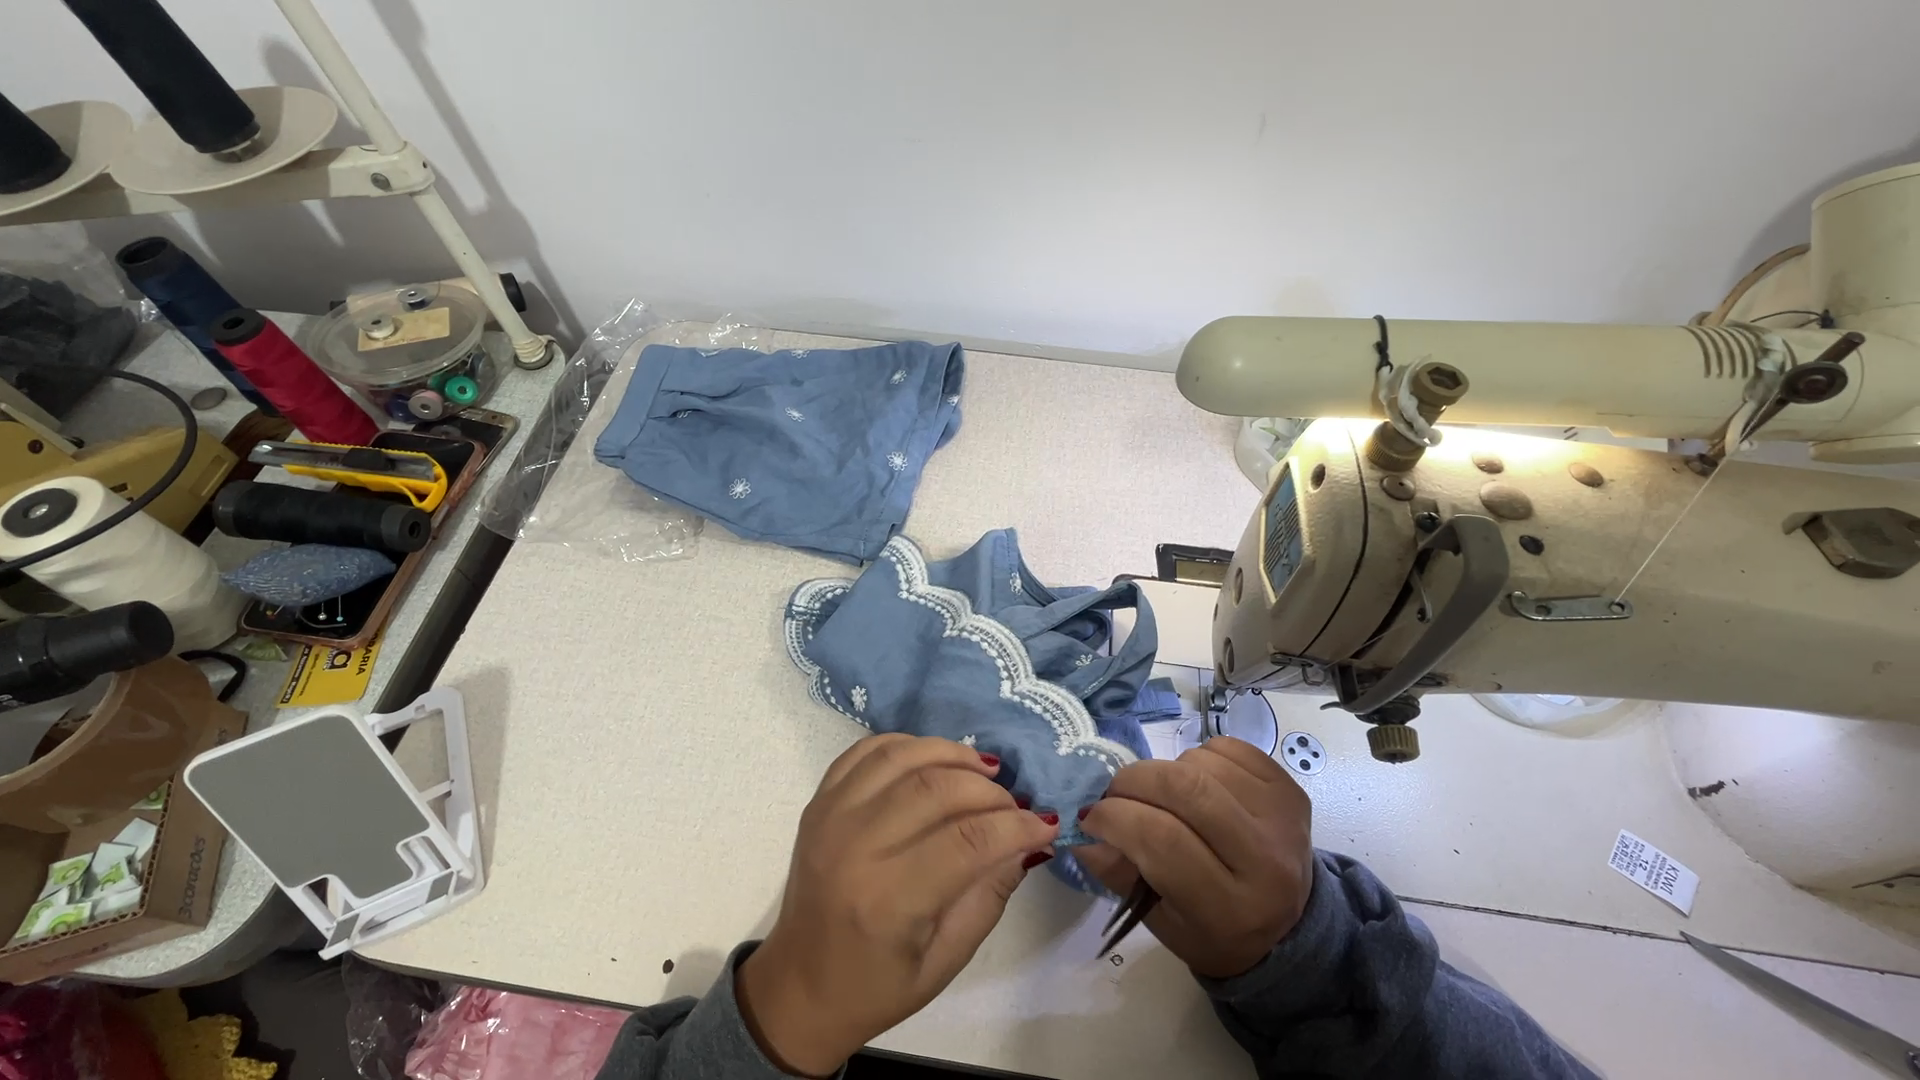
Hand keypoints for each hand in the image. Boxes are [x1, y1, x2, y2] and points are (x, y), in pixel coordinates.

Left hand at [737, 735, 1058, 1075]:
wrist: (799, 987)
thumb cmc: (877, 986)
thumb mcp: (946, 960)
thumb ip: (990, 895)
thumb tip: (1030, 839)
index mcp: (886, 901)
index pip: (967, 842)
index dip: (1015, 826)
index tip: (1046, 824)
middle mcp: (853, 848)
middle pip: (936, 788)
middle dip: (989, 791)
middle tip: (1015, 805)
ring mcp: (828, 817)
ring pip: (901, 757)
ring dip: (952, 754)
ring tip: (984, 772)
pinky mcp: (818, 802)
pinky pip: (865, 751)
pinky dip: (907, 744)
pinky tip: (934, 760)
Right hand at [1077, 736, 1313, 978]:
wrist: (1289, 927)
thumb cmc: (1214, 929)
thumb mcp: (1160, 919)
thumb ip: (1118, 873)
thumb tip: (1080, 828)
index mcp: (1230, 907)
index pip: (1161, 840)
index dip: (1115, 818)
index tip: (1091, 817)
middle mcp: (1266, 860)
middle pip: (1186, 790)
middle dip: (1133, 781)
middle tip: (1114, 793)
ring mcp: (1283, 819)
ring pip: (1202, 762)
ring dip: (1166, 770)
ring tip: (1161, 796)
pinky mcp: (1291, 791)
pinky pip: (1230, 748)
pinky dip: (1198, 755)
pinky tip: (1196, 781)